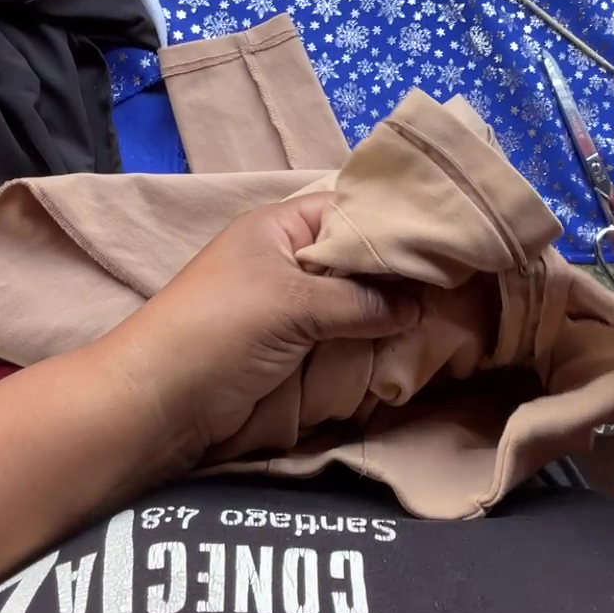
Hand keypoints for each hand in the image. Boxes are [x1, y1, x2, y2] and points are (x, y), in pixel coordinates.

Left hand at [103, 194, 420, 462]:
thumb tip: (418, 306)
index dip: (391, 225)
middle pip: (353, 258)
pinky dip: (366, 340)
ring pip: (350, 300)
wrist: (160, 402)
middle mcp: (286, 258)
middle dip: (395, 274)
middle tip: (453, 284)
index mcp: (279, 227)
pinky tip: (405, 345)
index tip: (442, 243)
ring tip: (441, 316)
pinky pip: (338, 334)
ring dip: (384, 312)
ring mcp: (288, 304)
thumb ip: (360, 302)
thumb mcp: (292, 304)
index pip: (347, 211)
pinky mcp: (289, 344)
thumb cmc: (221, 329)